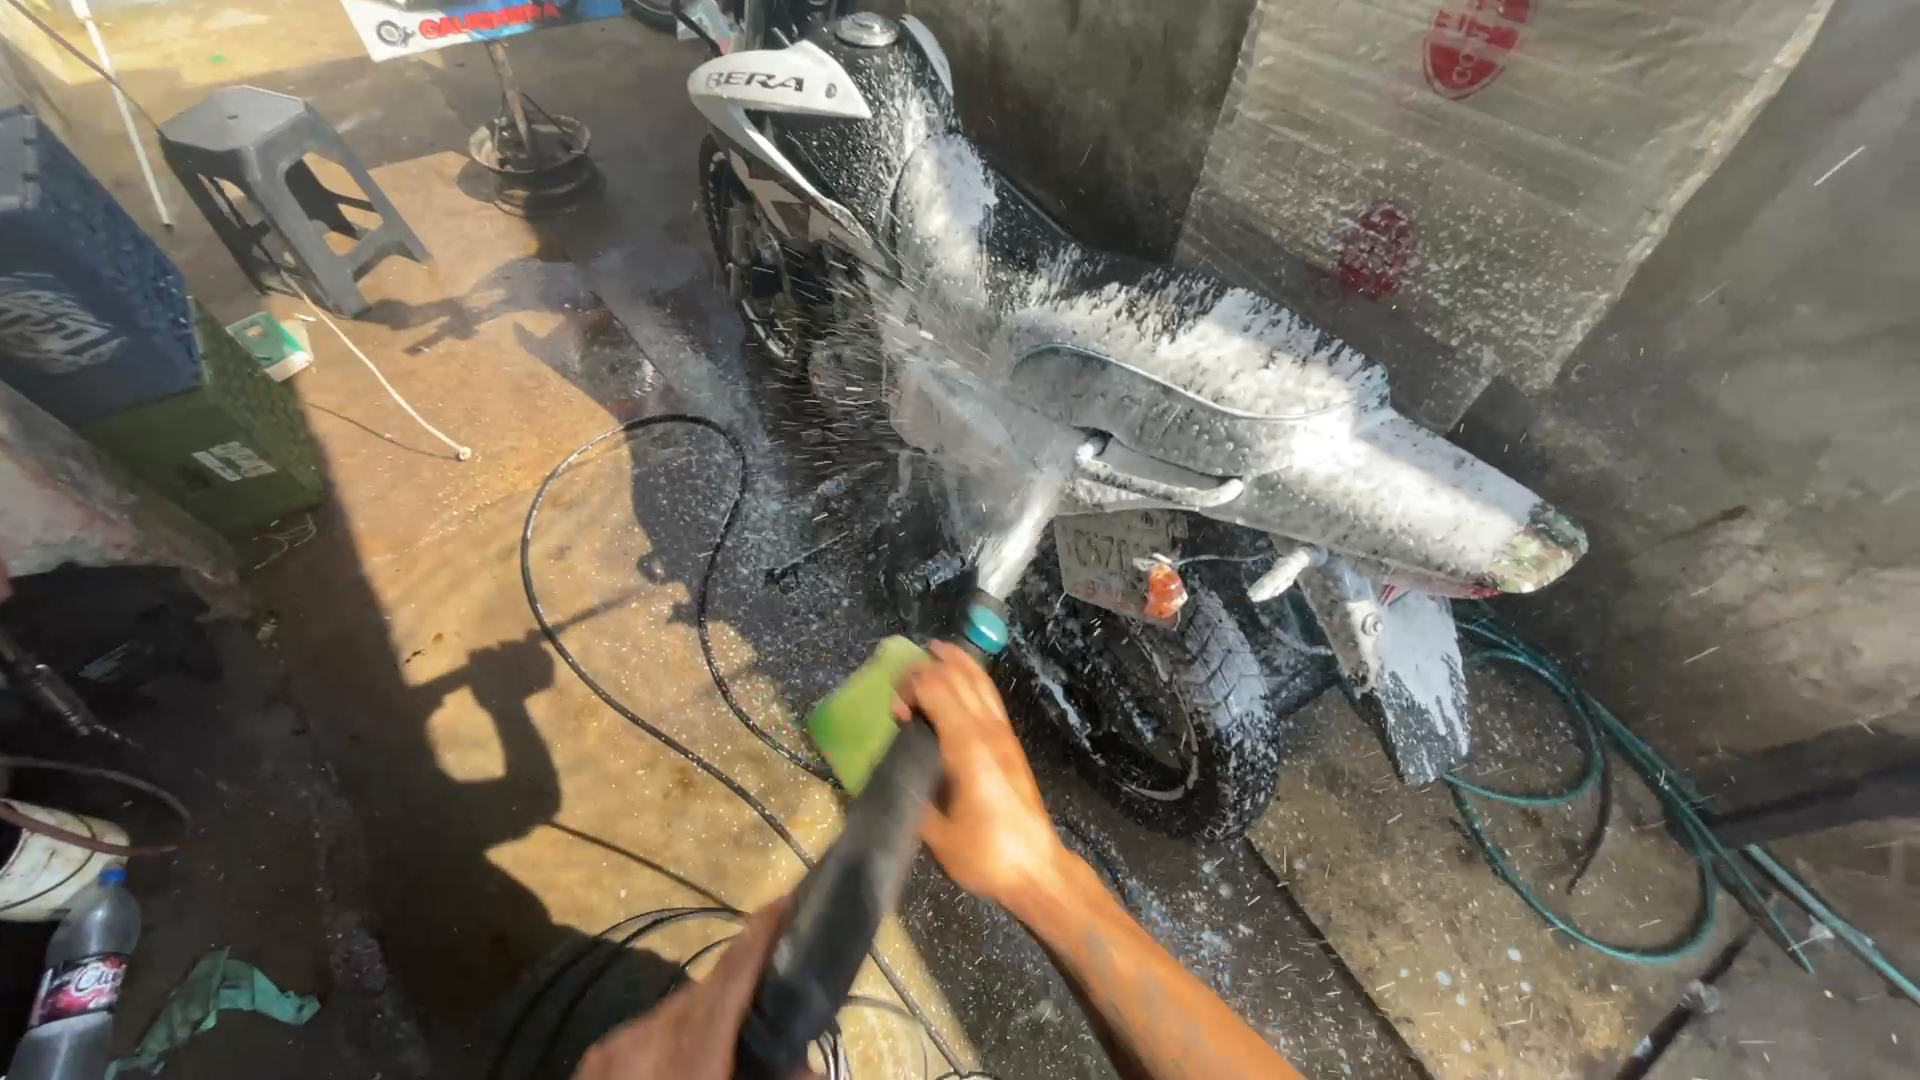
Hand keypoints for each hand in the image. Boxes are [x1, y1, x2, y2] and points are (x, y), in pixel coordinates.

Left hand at [573, 899, 803, 1079]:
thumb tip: (814, 1071)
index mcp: (693, 1050)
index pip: (735, 971)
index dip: (761, 932)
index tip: (786, 900)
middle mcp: (653, 1034)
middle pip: (711, 988)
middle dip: (742, 984)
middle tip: (769, 996)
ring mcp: (618, 1047)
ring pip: (679, 1009)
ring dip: (706, 1016)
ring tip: (724, 1045)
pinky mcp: (597, 1060)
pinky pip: (647, 1031)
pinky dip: (671, 1036)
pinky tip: (679, 1068)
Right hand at [894, 641, 1070, 909]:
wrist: (1038, 869)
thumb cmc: (986, 854)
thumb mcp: (937, 835)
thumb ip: (912, 798)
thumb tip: (892, 775)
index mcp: (966, 746)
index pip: (936, 690)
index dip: (910, 687)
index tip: (895, 711)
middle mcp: (987, 730)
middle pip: (957, 677)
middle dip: (927, 669)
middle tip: (902, 682)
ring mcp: (1003, 733)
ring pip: (980, 681)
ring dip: (956, 663)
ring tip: (935, 651)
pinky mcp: (1010, 743)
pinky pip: (990, 696)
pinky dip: (973, 678)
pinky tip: (962, 679)